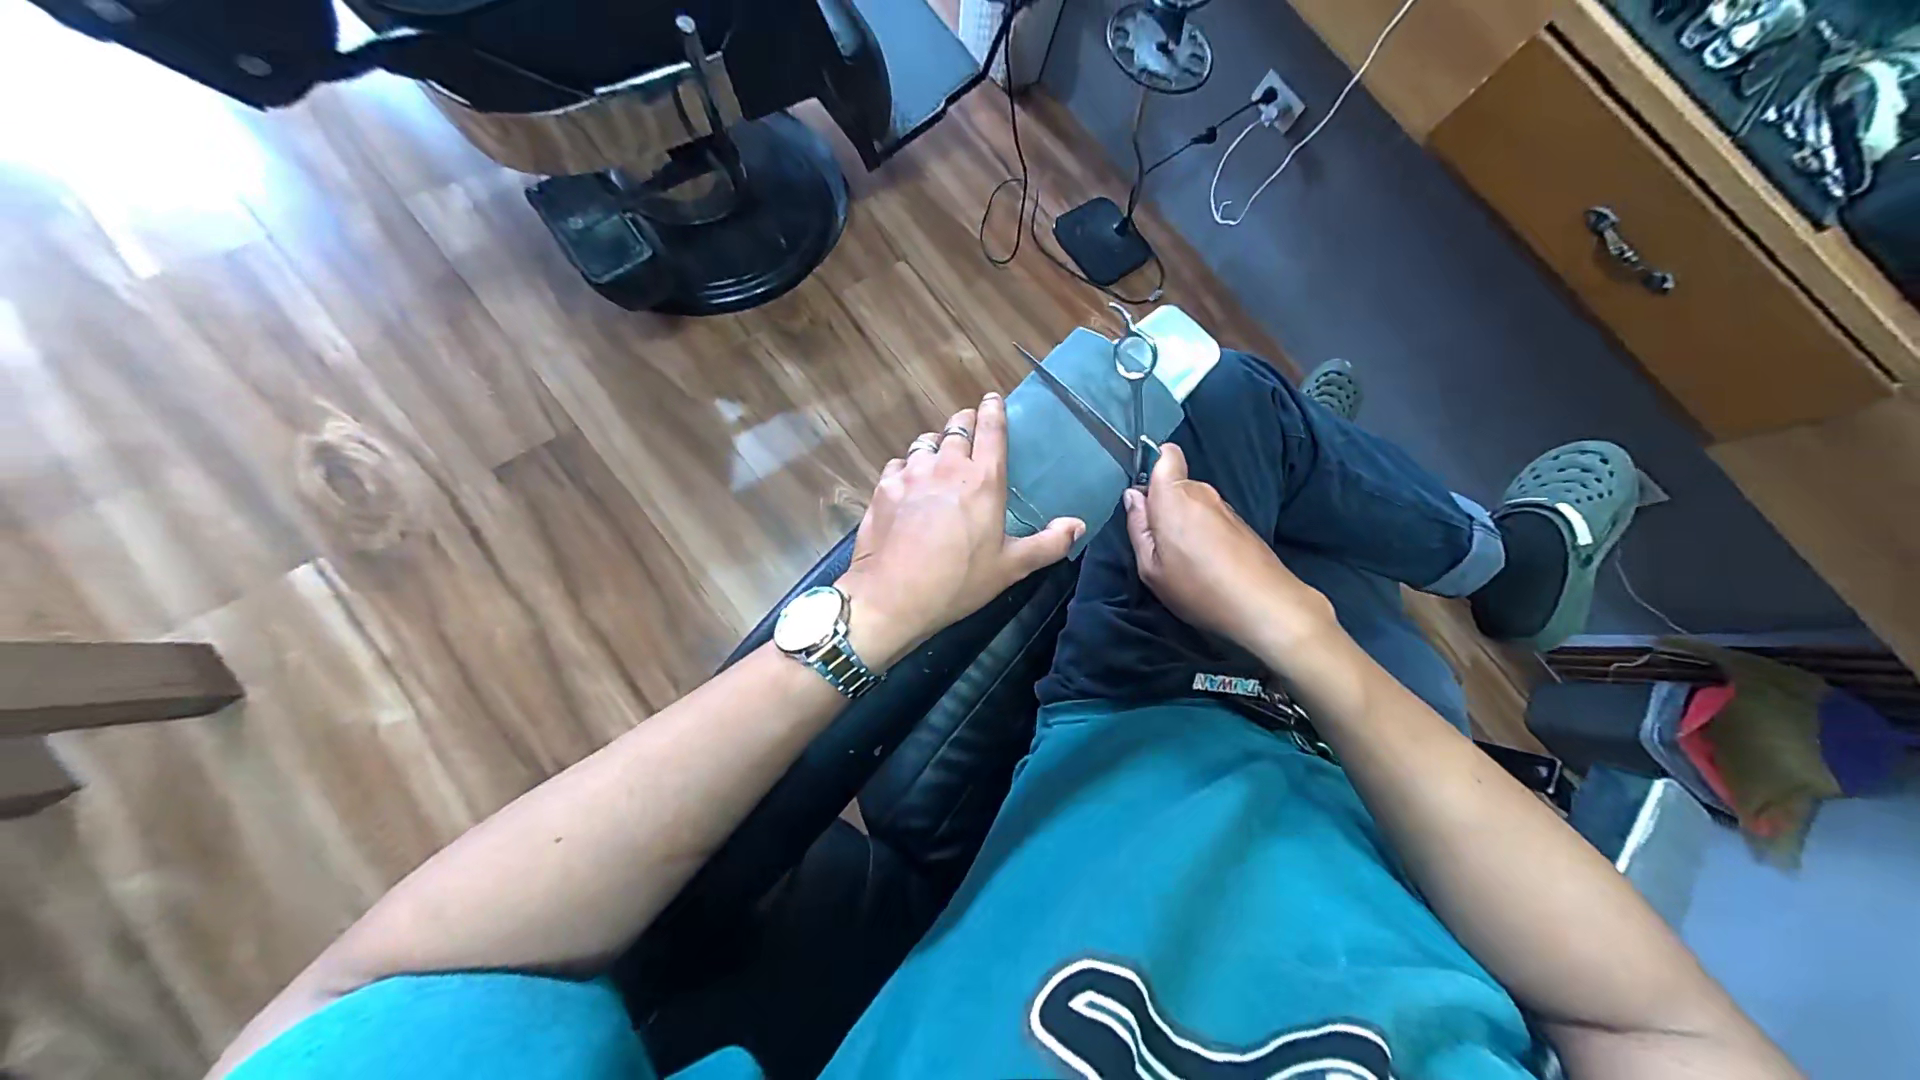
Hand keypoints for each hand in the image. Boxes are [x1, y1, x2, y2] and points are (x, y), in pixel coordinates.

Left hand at [838, 393, 1084, 669]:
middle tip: (969, 429)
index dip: (993, 409)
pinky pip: (899, 464)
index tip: (992, 399)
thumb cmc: (958, 581)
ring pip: (925, 442)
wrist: (892, 596)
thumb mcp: (1010, 567)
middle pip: (956, 426)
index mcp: (983, 480)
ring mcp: (911, 474)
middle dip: (965, 422)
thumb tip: (1078, 524)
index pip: (991, 429)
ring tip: (940, 456)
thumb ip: (1048, 544)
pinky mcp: (884, 487)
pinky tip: (909, 482)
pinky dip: (908, 466)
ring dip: (936, 443)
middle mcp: (947, 466)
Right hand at [1123, 442, 1336, 659]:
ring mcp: (1225, 508)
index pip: (1166, 454)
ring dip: (1183, 522)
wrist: (1263, 605)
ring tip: (1182, 558)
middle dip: (1163, 504)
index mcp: (1174, 496)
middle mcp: (1202, 493)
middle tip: (1157, 542)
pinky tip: (1204, 563)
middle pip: (1176, 483)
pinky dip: (1202, 533)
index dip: (1152, 465)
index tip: (1143, 497)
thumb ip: (1137, 526)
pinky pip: (1210, 518)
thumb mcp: (1150, 566)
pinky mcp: (1241, 524)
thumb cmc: (1199, 587)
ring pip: (1192, 503)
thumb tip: (1133, 497)